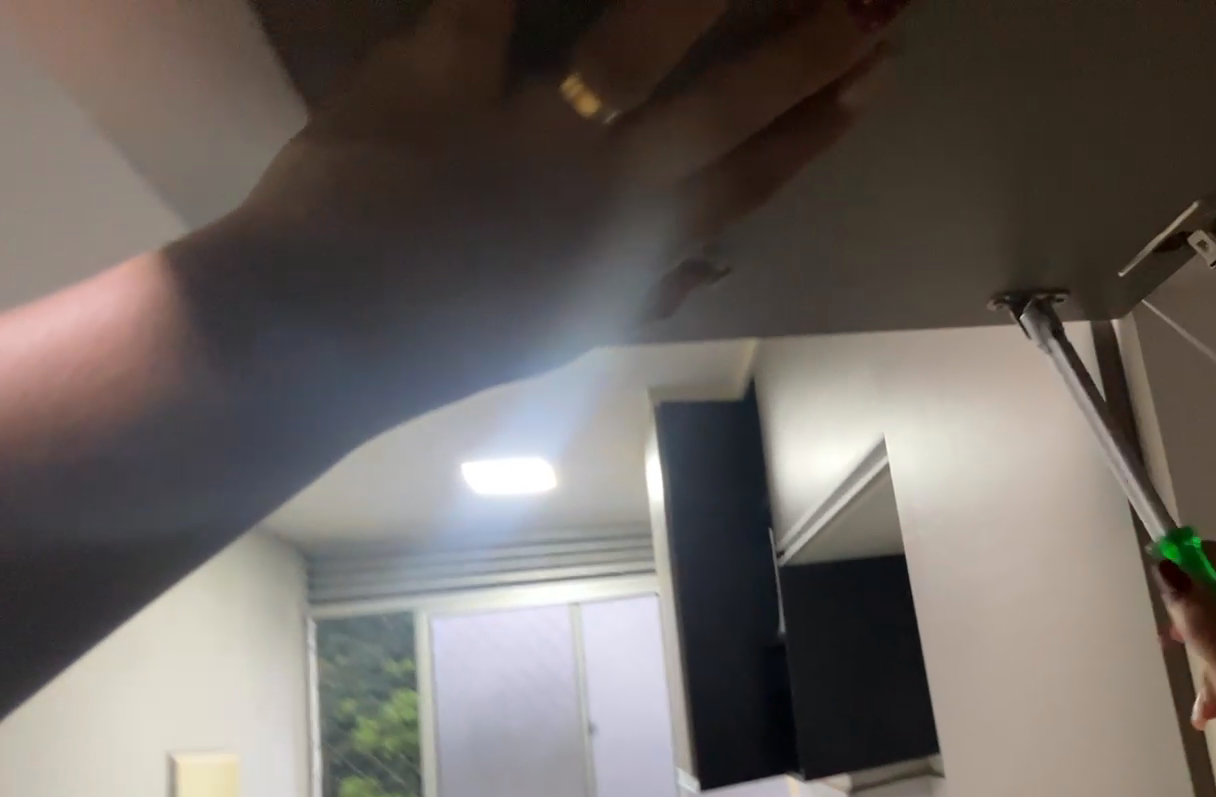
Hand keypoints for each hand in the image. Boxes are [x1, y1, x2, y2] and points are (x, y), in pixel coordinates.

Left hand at [172, 0, 891, 429]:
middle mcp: (613, 184)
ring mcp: (533, 130)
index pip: (755, 179)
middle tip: (863, 7)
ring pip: (634, 47)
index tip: (867, 86)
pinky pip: (477, 2)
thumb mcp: (584, 324)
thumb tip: (721, 260)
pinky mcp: (438, 80)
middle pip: (727, 112)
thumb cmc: (474, 338)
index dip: (816, 130)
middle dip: (803, 57)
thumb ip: (657, 286)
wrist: (342, 336)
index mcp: (643, 244)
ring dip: (703, 0)